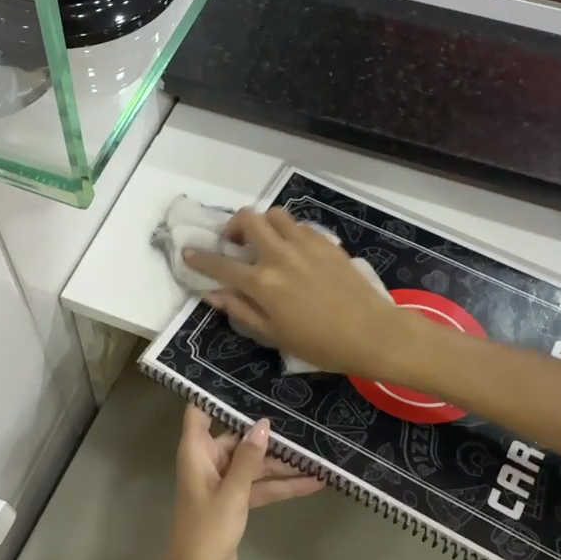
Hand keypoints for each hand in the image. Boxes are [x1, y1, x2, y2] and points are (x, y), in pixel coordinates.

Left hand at [165, 407, 323, 559]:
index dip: (214, 392)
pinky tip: (314, 481)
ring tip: (318, 450)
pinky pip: (261, 486)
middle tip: (298, 410)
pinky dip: (283, 485)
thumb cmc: (207, 531)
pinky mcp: (236, 502)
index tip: (241, 375)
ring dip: (283, 462)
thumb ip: (249, 459)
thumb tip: (264, 424)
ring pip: (255, 464)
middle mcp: (208, 461)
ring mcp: (223, 482)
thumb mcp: (232, 493)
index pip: (199, 412)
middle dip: (267, 430)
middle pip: (238, 437)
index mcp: (196, 453)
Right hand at [184, 207, 413, 378]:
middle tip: (234, 244)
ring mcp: (305, 245)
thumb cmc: (320, 344)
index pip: (220, 264)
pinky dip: (288, 232)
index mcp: (262, 283)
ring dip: (262, 224)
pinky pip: (299, 225)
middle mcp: (280, 256)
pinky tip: (292, 251)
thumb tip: (214, 295)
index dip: (200, 258)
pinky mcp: (326, 243)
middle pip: (248, 219)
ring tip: (264, 243)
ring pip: (275, 215)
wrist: (372, 333)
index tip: (188, 252)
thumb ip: (241, 310)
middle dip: (233, 227)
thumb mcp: (273, 335)